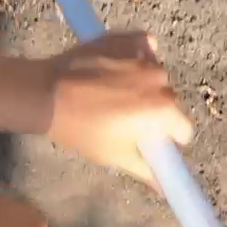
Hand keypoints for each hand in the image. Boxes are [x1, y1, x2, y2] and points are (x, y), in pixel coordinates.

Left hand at [42, 32, 193, 181]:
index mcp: (162, 111)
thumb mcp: (113, 156)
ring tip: (111, 92)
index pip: (182, 129)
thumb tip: (162, 187)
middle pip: (168, 101)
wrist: (44, 93)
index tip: (147, 140)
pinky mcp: (124, 38)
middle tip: (123, 117)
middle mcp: (160, 80)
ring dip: (142, 83)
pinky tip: (117, 66)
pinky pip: (143, 46)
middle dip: (153, 110)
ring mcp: (142, 56)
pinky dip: (137, 54)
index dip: (167, 139)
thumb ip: (145, 170)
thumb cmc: (79, 129)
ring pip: (154, 75)